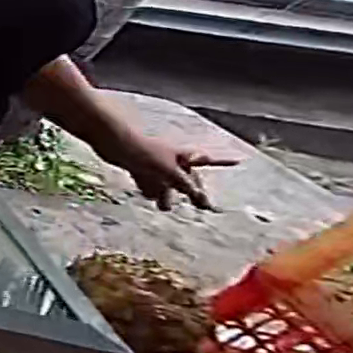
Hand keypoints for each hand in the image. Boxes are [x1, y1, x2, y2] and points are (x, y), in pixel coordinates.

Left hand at [108, 135, 239, 210]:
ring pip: (164, 181)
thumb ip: (186, 186)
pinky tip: (148, 197)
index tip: (239, 160)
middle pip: (185, 178)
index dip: (223, 161)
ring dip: (165, 194)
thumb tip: (201, 199)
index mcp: (185, 156)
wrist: (113, 143)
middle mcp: (171, 159)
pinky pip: (146, 180)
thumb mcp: (169, 172)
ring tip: (165, 209)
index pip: (209, 161)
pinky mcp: (137, 166)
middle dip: (191, 191)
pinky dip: (148, 188)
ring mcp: (153, 163)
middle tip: (203, 206)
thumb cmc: (144, 152)